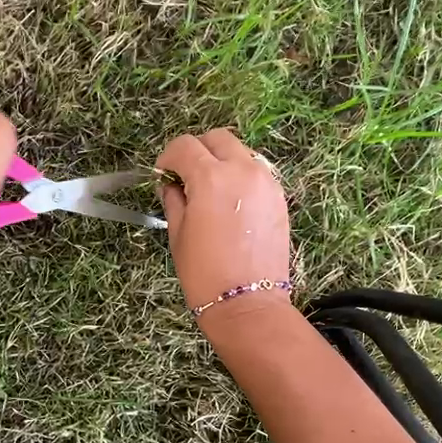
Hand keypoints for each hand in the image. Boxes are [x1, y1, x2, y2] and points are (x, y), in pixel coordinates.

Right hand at [155, 129, 291, 314]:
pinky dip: (240, 177)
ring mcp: (265, 181)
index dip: (168, 158)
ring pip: (240, 152)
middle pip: (217, 138)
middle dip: (198, 151)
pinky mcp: (278, 196)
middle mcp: (241, 169)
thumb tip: (171, 186)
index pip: (184, 146)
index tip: (163, 175)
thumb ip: (174, 201)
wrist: (247, 303)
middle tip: (186, 177)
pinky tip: (231, 204)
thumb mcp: (178, 235)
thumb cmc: (203, 274)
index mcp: (210, 178)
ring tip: (210, 191)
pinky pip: (256, 172)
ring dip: (221, 161)